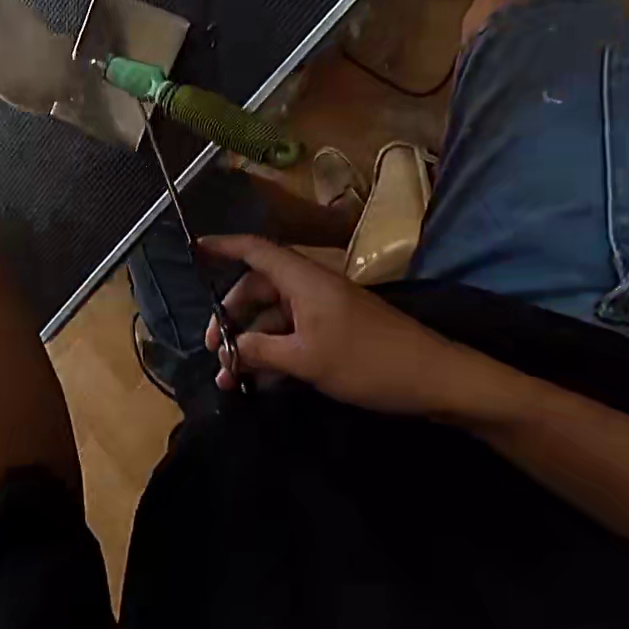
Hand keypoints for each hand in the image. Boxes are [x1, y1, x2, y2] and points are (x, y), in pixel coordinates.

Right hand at [199, 234, 531, 422]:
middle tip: (214, 350)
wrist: (434, 379)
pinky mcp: (335, 332)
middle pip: (258, 289)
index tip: (194, 248)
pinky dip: (273, 353)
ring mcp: (324, 310)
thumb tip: (230, 351)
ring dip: (250, 343)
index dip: (224, 246)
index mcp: (303, 280)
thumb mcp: (306, 359)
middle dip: (231, 317)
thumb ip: (261, 351)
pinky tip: (259, 382)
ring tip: (230, 378)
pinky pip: (292, 334)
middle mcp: (310, 287)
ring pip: (273, 317)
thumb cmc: (367, 361)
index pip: (255, 251)